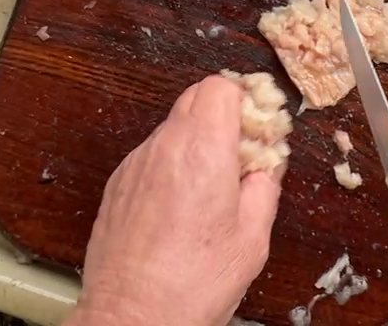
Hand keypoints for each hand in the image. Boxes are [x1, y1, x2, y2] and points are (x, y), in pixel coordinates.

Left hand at [65, 75, 282, 325]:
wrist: (130, 317)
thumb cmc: (192, 283)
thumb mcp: (252, 239)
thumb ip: (265, 186)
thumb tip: (268, 161)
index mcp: (203, 147)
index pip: (220, 86)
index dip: (242, 101)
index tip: (254, 129)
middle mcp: (165, 143)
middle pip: (195, 96)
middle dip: (220, 115)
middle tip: (237, 155)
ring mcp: (137, 160)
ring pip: (172, 125)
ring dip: (193, 140)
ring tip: (206, 190)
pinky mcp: (119, 181)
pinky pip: (151, 153)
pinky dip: (169, 164)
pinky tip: (177, 207)